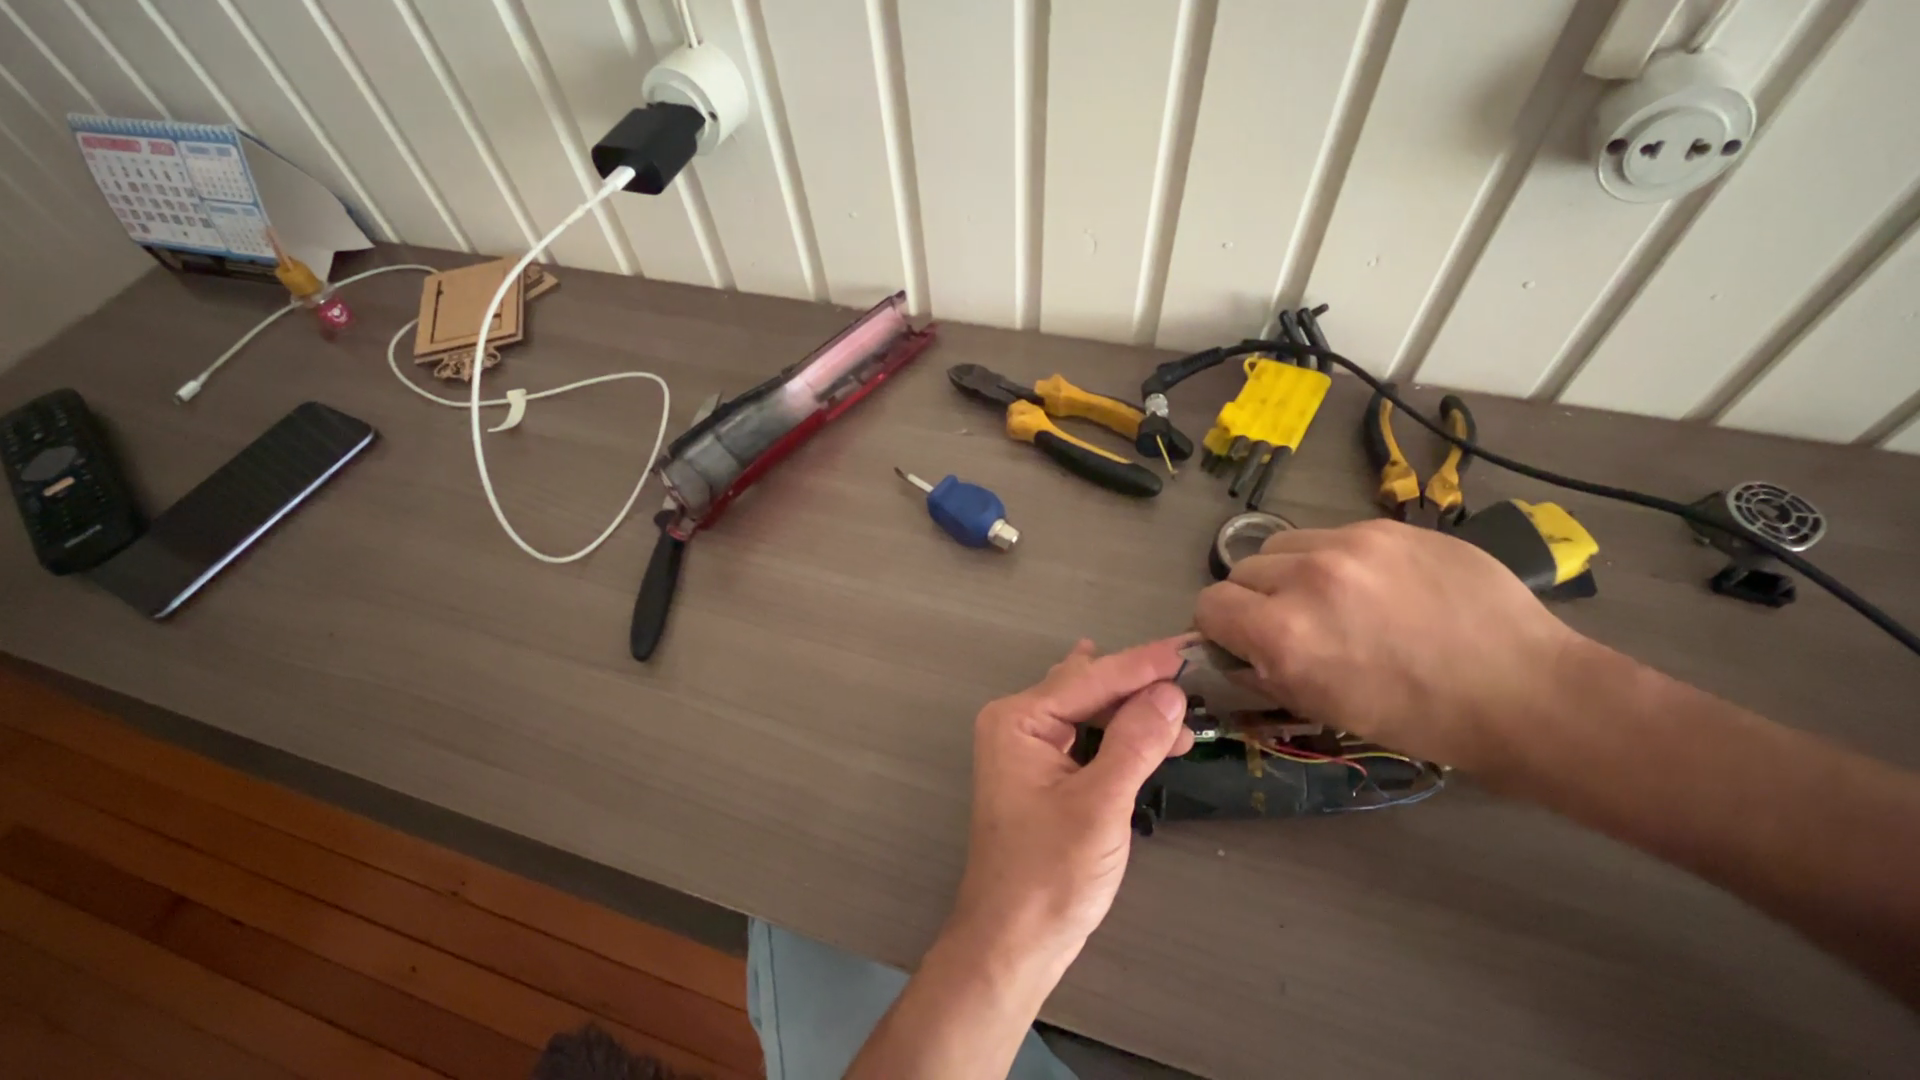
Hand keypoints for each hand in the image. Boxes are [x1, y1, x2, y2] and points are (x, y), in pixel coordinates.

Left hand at [947, 638, 1192, 971]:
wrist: (1013, 942)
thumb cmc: (1050, 874)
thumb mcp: (1100, 805)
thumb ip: (1135, 743)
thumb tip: (1171, 692)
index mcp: (1018, 720)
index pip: (1091, 678)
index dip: (1143, 664)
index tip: (1190, 647)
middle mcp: (1017, 724)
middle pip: (1088, 687)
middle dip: (1139, 682)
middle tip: (1193, 671)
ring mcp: (1027, 750)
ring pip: (1089, 711)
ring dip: (1134, 710)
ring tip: (1183, 708)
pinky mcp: (1043, 775)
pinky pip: (1086, 737)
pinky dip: (1121, 734)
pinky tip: (1147, 725)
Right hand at [1193, 520, 1577, 769]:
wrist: (1521, 690)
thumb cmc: (1419, 719)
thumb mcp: (1324, 710)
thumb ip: (1264, 674)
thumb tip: (1233, 653)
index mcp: (1285, 634)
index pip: (1209, 605)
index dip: (1219, 627)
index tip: (1243, 641)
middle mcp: (1306, 578)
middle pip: (1241, 570)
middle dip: (1256, 599)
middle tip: (1294, 624)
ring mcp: (1350, 544)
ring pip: (1282, 545)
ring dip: (1291, 572)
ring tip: (1335, 598)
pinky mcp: (1388, 526)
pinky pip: (1333, 535)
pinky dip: (1338, 560)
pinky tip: (1379, 586)